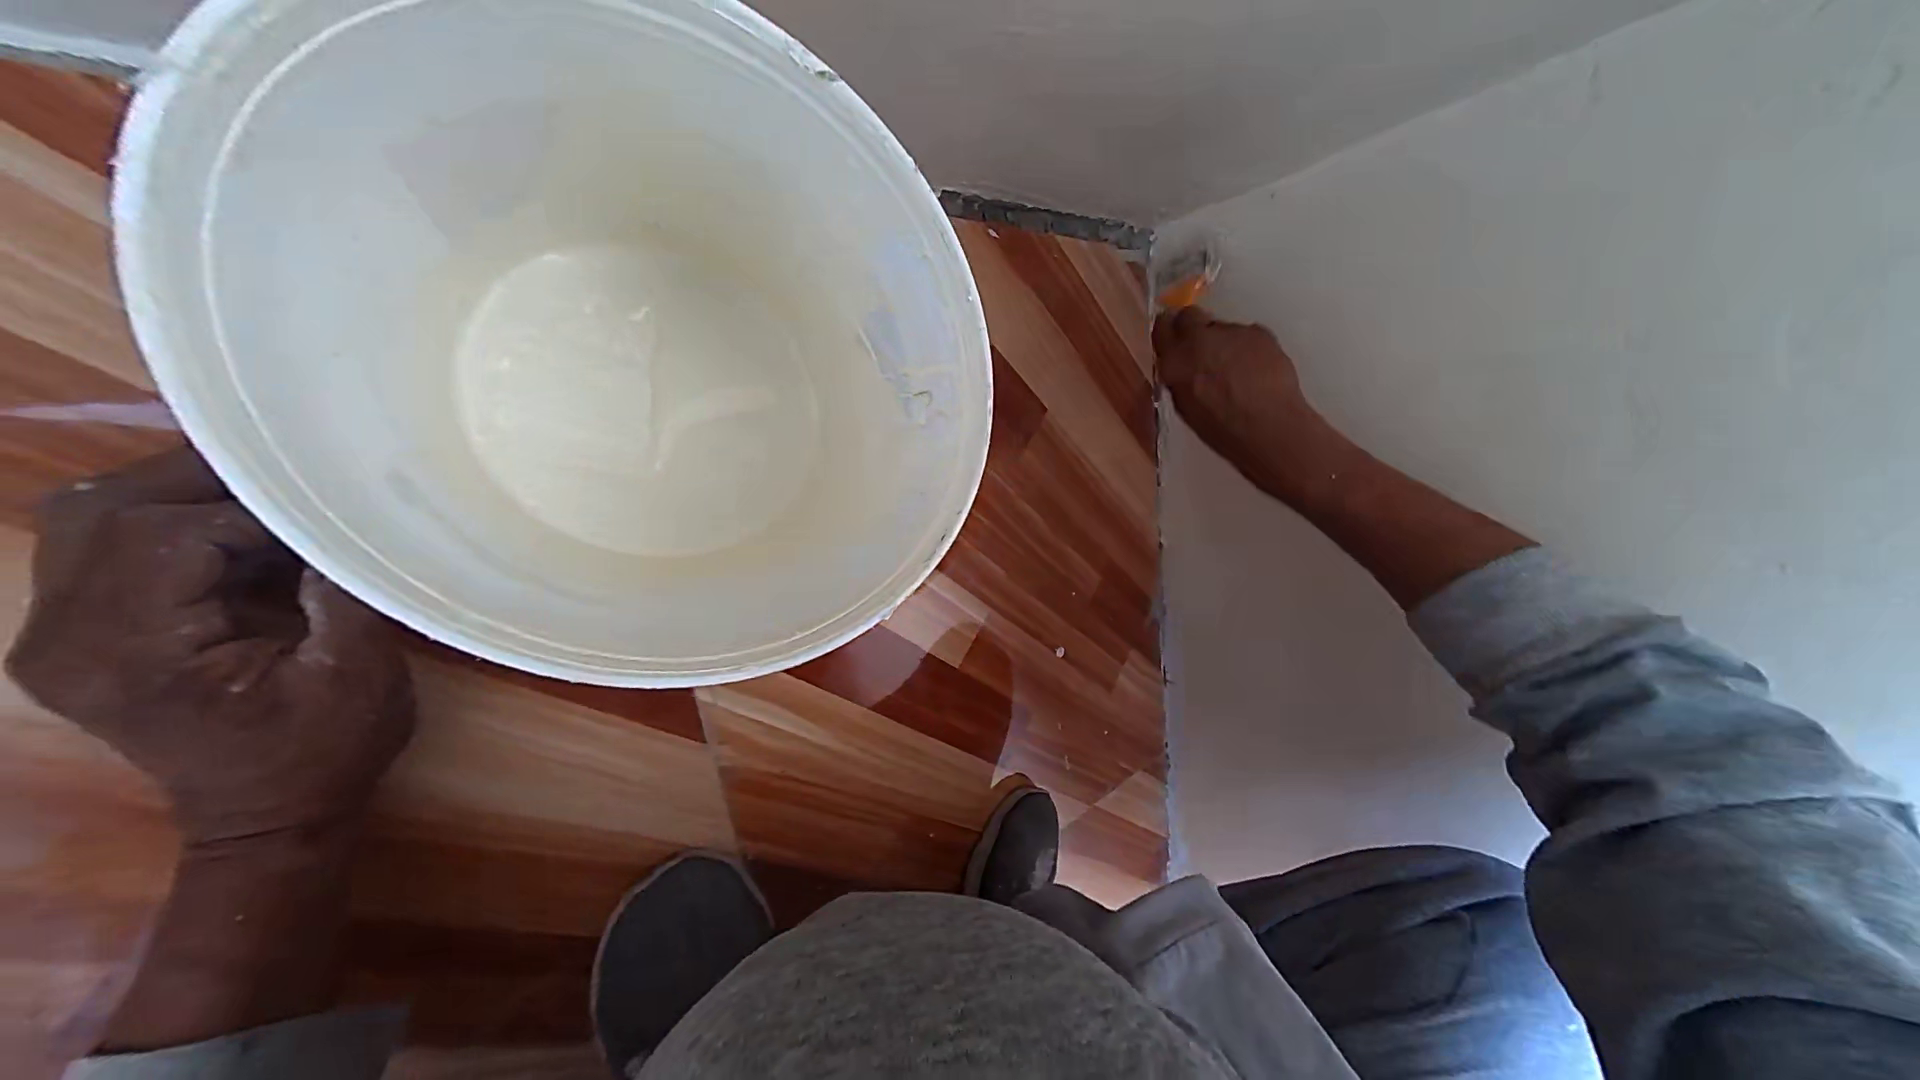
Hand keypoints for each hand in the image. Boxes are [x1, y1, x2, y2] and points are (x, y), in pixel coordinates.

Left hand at [7, 447, 414, 845]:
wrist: (271, 816)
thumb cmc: (326, 751)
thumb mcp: (357, 671)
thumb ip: (342, 589)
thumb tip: (344, 519)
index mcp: (128, 652)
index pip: (164, 534)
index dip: (255, 512)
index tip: (330, 516)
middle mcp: (60, 637)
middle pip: (105, 510)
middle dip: (208, 483)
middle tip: (298, 481)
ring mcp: (57, 635)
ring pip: (94, 517)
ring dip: (187, 495)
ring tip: (273, 501)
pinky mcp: (82, 633)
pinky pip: (112, 545)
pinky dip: (181, 522)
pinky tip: (248, 535)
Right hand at [1154, 307, 1341, 496]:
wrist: (1268, 426)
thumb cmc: (1221, 429)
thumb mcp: (1186, 406)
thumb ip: (1179, 378)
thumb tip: (1181, 367)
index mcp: (1174, 361)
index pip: (1161, 328)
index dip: (1168, 332)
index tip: (1173, 339)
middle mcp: (1198, 339)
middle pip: (1190, 315)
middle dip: (1193, 327)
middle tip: (1203, 349)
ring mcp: (1231, 332)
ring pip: (1221, 328)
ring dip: (1224, 342)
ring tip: (1237, 370)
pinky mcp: (1259, 332)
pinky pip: (1247, 334)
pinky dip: (1248, 347)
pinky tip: (1256, 370)